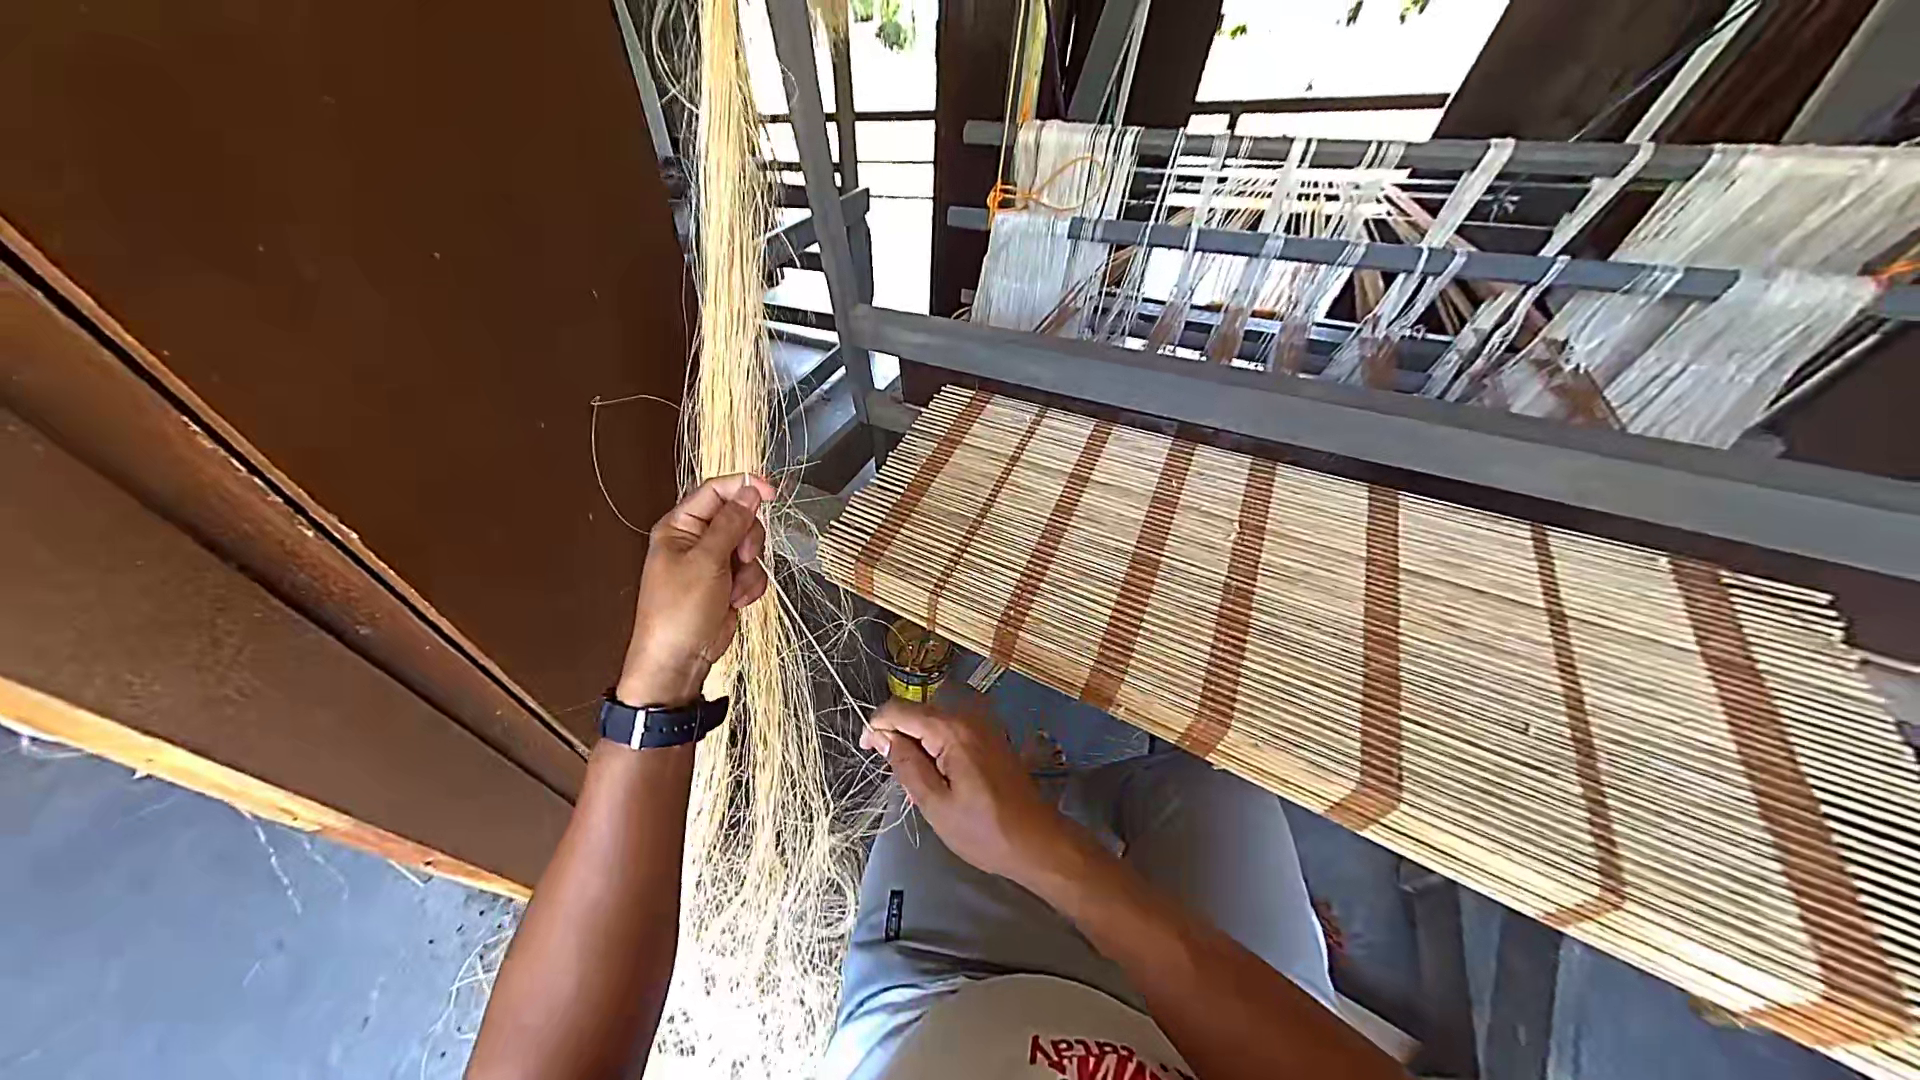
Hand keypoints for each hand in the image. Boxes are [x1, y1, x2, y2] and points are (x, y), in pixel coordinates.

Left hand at [616, 473, 775, 707]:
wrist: (679, 658)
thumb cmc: (679, 609)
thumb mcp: (706, 560)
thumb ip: (731, 523)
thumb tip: (749, 492)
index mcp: (680, 526)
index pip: (716, 491)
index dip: (743, 487)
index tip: (771, 492)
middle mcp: (697, 540)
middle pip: (740, 518)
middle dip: (749, 539)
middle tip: (742, 556)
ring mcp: (714, 562)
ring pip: (751, 546)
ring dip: (750, 568)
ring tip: (733, 587)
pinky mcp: (728, 582)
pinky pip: (753, 571)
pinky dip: (750, 586)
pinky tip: (735, 600)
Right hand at [863, 697, 1088, 885]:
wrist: (1038, 841)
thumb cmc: (984, 830)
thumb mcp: (935, 804)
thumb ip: (905, 764)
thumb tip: (882, 736)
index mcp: (952, 729)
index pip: (900, 709)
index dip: (877, 725)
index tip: (867, 750)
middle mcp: (968, 717)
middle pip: (917, 712)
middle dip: (899, 737)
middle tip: (897, 779)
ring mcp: (982, 724)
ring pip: (933, 722)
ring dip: (919, 746)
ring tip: (920, 788)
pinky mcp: (990, 736)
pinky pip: (952, 732)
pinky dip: (937, 749)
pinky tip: (940, 781)